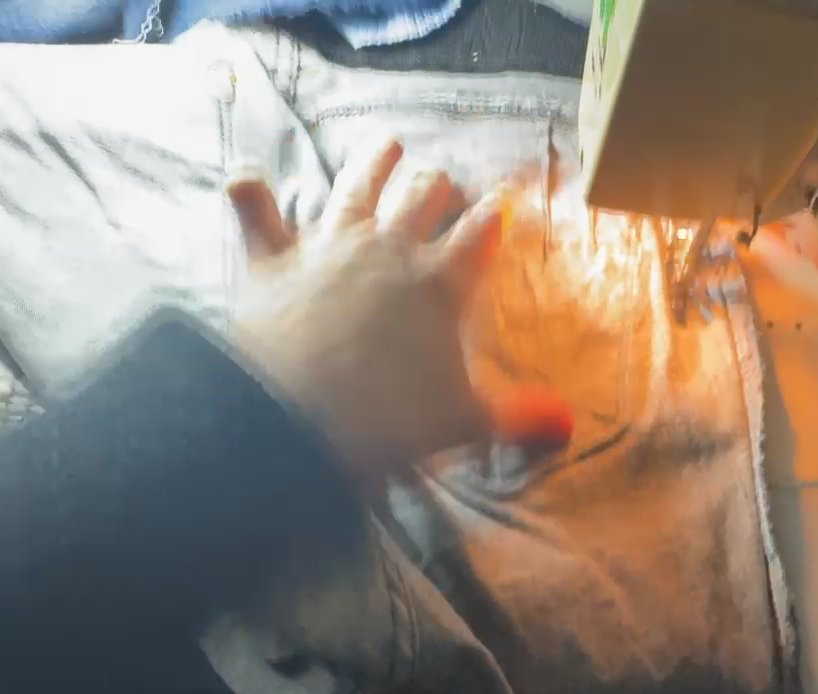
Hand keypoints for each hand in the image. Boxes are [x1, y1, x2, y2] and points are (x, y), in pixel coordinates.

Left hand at [226, 138, 572, 478]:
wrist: (301, 416)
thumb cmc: (392, 416)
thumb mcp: (467, 422)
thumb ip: (520, 418)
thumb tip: (569, 425)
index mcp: (439, 283)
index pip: (478, 236)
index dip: (494, 217)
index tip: (504, 204)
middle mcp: (388, 249)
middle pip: (421, 198)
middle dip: (437, 186)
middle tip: (445, 181)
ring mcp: (328, 246)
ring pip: (355, 186)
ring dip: (372, 164)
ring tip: (387, 144)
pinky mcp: (274, 260)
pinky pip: (257, 215)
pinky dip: (252, 197)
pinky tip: (247, 180)